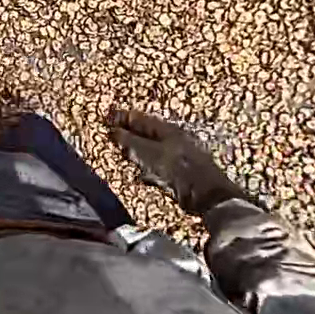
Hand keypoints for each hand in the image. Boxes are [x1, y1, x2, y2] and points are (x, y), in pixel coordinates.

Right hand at [106, 110, 245, 215]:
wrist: (208, 195)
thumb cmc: (177, 170)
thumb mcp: (147, 153)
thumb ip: (128, 141)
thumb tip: (113, 131)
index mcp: (166, 129)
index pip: (139, 118)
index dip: (121, 118)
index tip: (106, 119)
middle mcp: (174, 138)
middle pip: (146, 132)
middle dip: (128, 132)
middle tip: (112, 135)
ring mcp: (180, 153)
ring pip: (152, 147)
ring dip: (137, 149)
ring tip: (123, 153)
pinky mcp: (182, 170)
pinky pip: (158, 162)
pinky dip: (147, 163)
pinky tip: (142, 172)